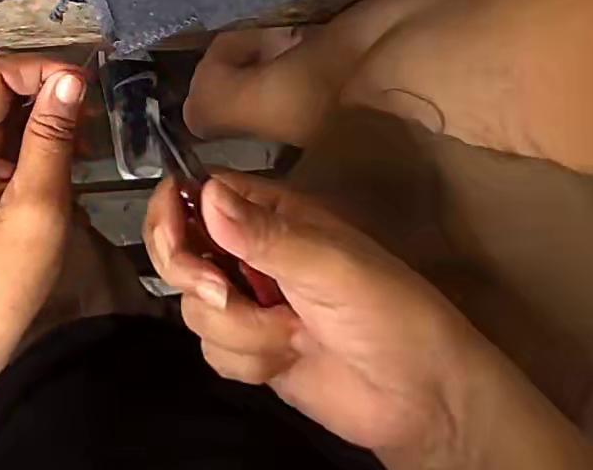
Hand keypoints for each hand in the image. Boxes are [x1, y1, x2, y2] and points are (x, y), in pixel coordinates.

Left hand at [0, 55, 86, 409]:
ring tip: (88, 129)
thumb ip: (51, 136)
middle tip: (92, 106)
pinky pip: (9, 133)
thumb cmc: (0, 280)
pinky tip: (72, 148)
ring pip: (8, 107)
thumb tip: (71, 78)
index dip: (41, 69)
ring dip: (48, 110)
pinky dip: (42, 132)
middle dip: (47, 87)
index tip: (86, 82)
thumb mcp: (36, 205)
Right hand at [144, 172, 487, 460]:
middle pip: (176, 248)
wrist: (422, 400)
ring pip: (192, 305)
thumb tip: (205, 194)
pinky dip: (246, 361)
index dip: (170, 211)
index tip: (173, 241)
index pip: (191, 192)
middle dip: (195, 276)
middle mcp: (242, 248)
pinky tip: (286, 360)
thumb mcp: (329, 263)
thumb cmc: (386, 309)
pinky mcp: (245, 346)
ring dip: (240, 330)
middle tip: (224, 293)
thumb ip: (264, 234)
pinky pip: (210, 350)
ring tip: (291, 336)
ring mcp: (242, 298)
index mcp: (261, 210)